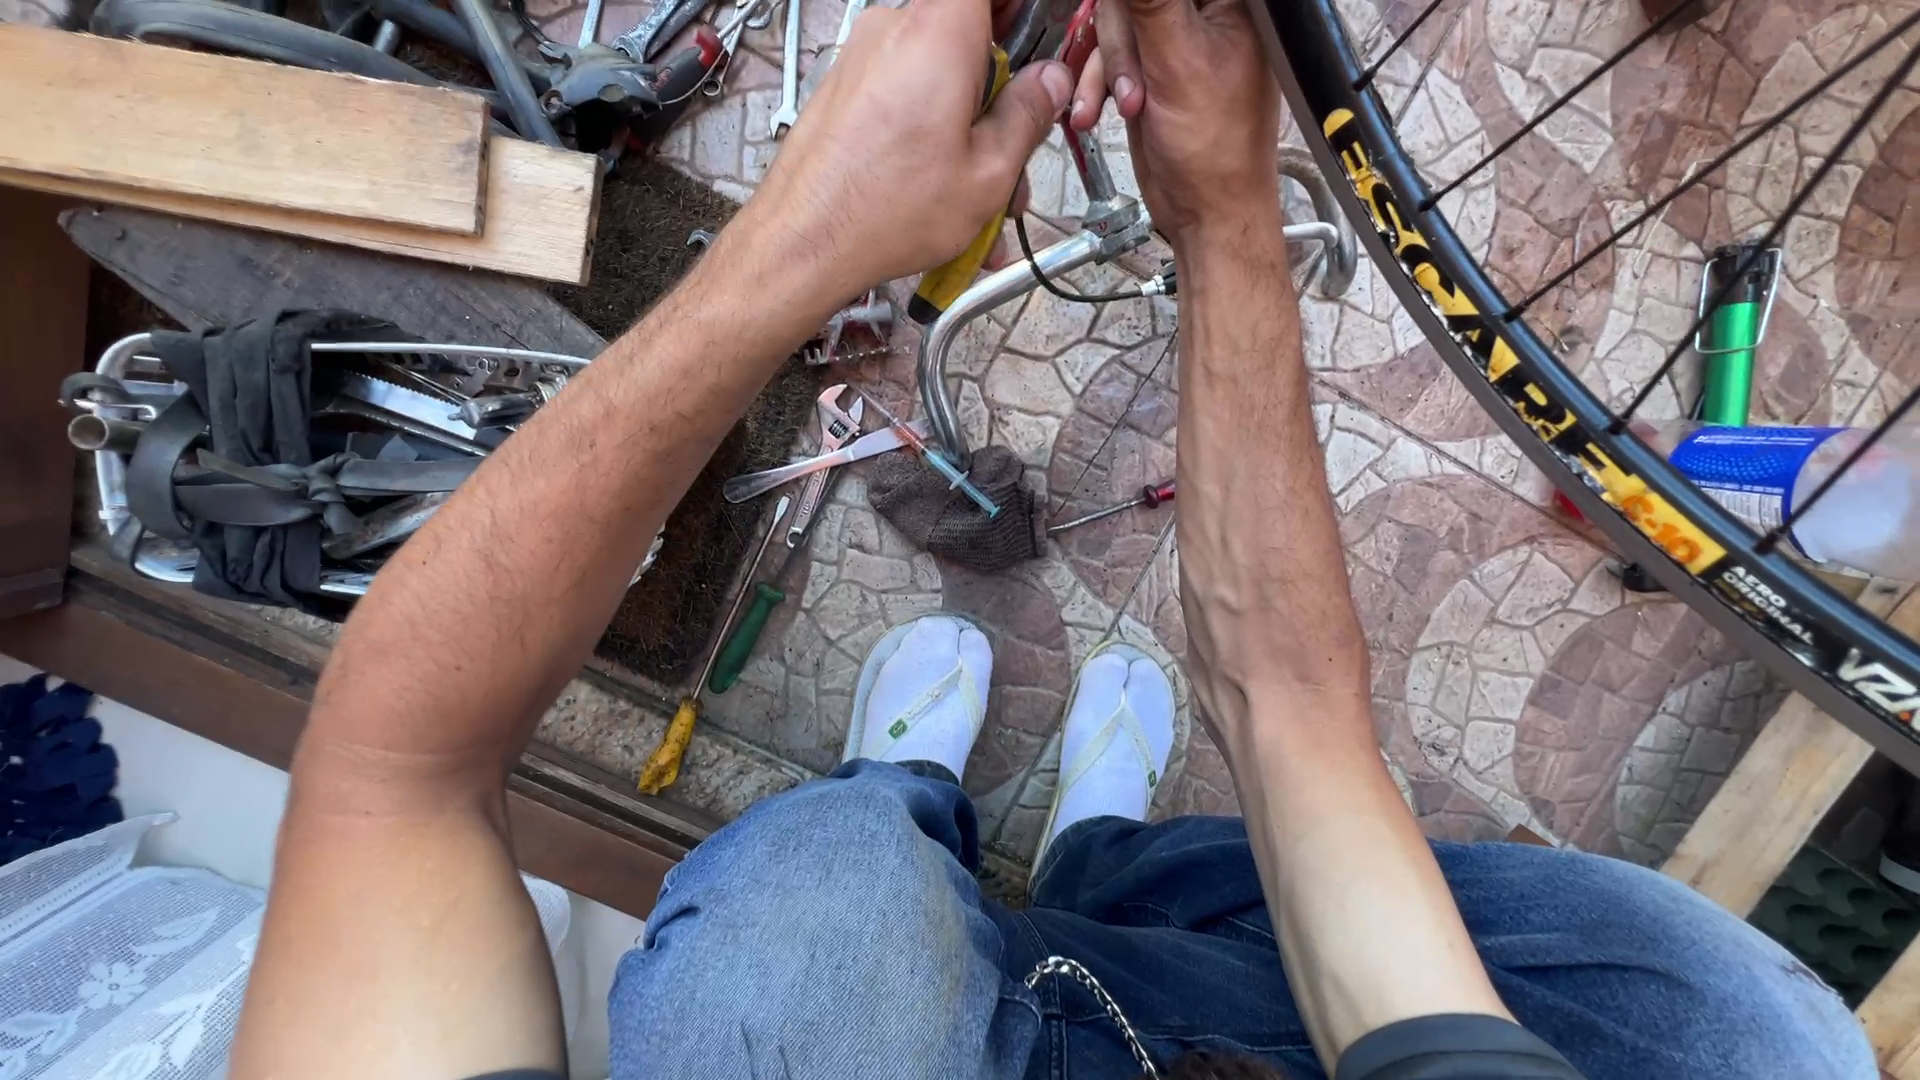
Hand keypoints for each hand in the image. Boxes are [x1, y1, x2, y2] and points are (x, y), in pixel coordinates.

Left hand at [729, 0, 1073, 302]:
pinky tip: (939, 204)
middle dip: (999, 107)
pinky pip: (905, 109)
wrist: (806, 243)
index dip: (1019, 16)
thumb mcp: (987, 175)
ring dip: (966, 144)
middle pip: (968, 46)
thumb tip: (1050, 83)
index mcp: (940, 31)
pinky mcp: (845, 94)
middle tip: (1014, 165)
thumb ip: (1028, 117)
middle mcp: (895, 30)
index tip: (1036, 51)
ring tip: (977, 210)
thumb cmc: (885, 211)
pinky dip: (929, 149)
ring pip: (938, 88)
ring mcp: (863, 61)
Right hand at [1068, 0, 1280, 250]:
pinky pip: (1108, 61)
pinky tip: (1093, 113)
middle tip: (1131, 91)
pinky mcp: (1148, 72)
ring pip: (1116, 27)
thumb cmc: (1213, 150)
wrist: (1204, 213)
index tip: (1129, 37)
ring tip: (1123, 110)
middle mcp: (1204, 11)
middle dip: (1120, 44)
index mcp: (1230, 0)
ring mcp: (1171, 42)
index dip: (1135, 9)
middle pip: (1133, 1)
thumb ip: (1150, 4)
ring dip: (1103, 72)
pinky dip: (1096, 87)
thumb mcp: (1178, 64)